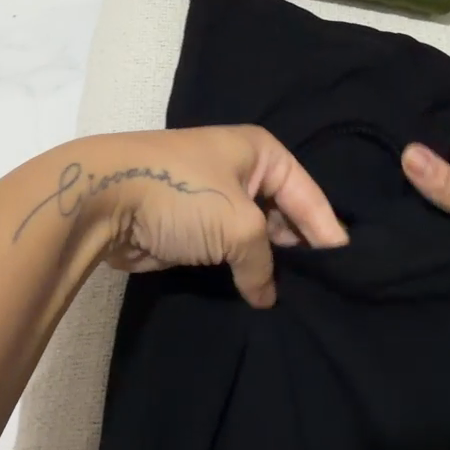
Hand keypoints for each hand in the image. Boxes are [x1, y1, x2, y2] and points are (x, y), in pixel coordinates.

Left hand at [49, 126, 348, 307]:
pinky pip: (228, 251)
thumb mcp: (239, 225)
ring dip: (268, 263)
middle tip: (327, 287)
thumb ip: (263, 263)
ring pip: (255, 235)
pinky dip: (242, 270)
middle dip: (298, 248)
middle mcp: (241, 170)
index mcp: (260, 152)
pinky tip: (260, 295)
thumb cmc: (181, 196)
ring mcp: (214, 199)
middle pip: (284, 213)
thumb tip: (266, 296)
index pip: (307, 194)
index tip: (349, 267)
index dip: (326, 232)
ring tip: (299, 297)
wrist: (101, 200)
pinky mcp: (191, 227)